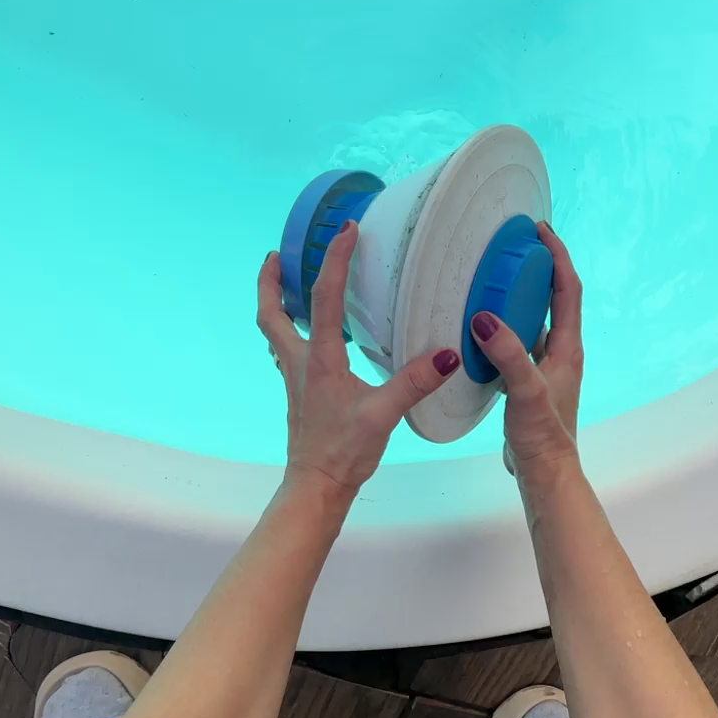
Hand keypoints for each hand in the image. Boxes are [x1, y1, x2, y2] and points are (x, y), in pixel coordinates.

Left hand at [256, 221, 460, 497]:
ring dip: (277, 304)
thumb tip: (446, 354)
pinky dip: (294, 331)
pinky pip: (290, 351)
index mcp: (319, 361)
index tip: (347, 231)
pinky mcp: (301, 395)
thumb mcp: (383, 415)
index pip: (324, 299)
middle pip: (271, 313)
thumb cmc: (343, 452)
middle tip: (279, 255)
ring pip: (275, 332)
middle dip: (272, 282)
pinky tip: (315, 337)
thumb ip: (413, 383)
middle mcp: (300, 364)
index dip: (334, 261)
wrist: (317, 485)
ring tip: (290, 284)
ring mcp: (296, 380)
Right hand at [468, 220, 583, 482]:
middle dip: (538, 270)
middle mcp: (560, 354)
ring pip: (535, 323)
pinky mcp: (530, 384)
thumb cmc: (542, 435)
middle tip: (515, 248)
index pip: (567, 290)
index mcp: (566, 348)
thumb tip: (483, 318)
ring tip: (495, 282)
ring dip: (521, 300)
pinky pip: (518, 346)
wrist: (544, 471)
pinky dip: (505, 331)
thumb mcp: (523, 391)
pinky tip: (483, 334)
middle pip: (553, 301)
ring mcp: (546, 369)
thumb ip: (507, 354)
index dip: (557, 256)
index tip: (540, 230)